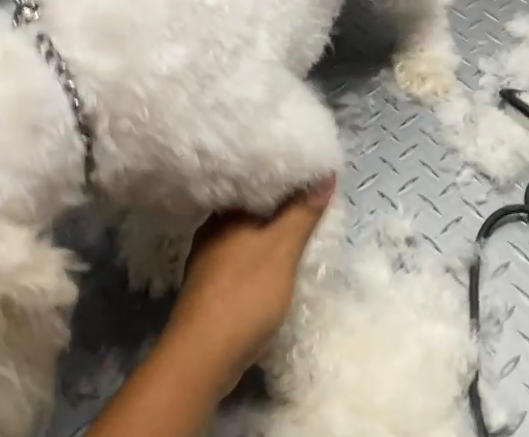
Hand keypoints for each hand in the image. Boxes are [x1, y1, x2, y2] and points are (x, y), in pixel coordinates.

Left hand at [166, 178, 335, 385]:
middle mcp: (212, 231)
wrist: (203, 356)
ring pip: (246, 238)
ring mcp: (208, 262)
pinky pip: (241, 262)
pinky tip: (275, 267)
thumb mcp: (282, 249)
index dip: (285, 179)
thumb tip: (325, 173)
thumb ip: (302, 212)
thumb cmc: (245, 294)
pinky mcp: (211, 289)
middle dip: (279, 208)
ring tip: (300, 232)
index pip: (257, 183)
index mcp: (226, 214)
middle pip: (252, 211)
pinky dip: (260, 260)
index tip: (312, 177)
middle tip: (313, 203)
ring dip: (269, 236)